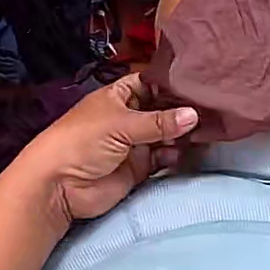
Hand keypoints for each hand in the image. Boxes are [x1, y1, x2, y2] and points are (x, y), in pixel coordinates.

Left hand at [9, 74, 199, 222]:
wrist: (59, 186)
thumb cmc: (81, 141)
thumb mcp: (121, 124)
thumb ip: (159, 121)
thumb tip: (193, 115)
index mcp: (119, 96)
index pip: (151, 83)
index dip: (171, 84)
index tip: (199, 84)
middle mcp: (129, 116)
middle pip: (163, 110)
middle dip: (183, 111)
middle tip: (211, 110)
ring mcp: (135, 143)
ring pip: (166, 135)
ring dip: (182, 134)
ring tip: (205, 131)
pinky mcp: (139, 167)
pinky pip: (163, 158)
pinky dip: (175, 155)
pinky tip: (187, 152)